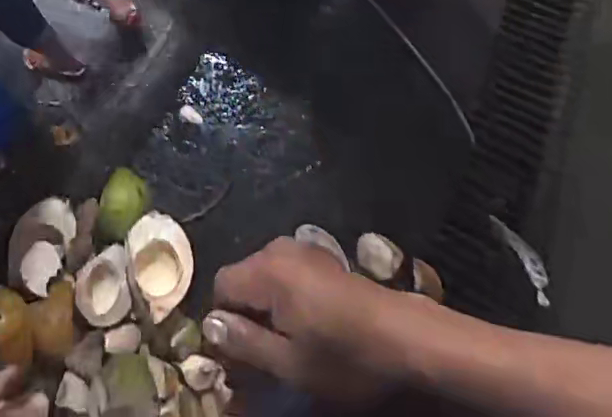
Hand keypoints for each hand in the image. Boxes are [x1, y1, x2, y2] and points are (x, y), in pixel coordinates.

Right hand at [205, 237, 422, 404]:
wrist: (400, 334)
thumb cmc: (341, 353)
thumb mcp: (287, 363)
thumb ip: (244, 342)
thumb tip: (211, 326)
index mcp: (268, 269)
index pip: (220, 284)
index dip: (221, 320)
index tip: (235, 353)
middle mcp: (282, 248)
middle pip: (242, 277)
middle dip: (243, 313)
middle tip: (259, 353)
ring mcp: (304, 249)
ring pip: (263, 276)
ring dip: (264, 307)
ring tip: (283, 342)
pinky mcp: (321, 257)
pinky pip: (286, 273)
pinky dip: (284, 297)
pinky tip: (304, 324)